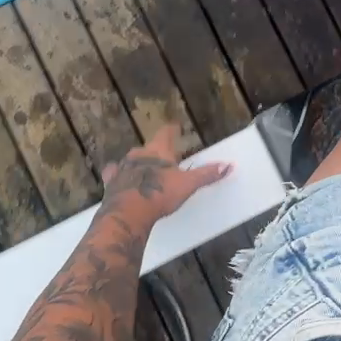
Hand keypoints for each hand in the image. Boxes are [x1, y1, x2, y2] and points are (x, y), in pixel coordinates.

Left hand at [99, 127, 232, 225]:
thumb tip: (229, 164)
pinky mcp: (111, 182)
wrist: (128, 213)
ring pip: (132, 160)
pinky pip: (116, 174)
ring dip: (139, 164)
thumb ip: (207, 174)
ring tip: (145, 171)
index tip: (175, 127)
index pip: (166, 132)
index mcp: (158, 150)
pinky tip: (120, 179)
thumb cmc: (160, 193)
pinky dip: (120, 176)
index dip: (171, 130)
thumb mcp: (187, 185)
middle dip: (156, 152)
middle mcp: (139, 154)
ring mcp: (122, 167)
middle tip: (163, 158)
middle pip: (149, 147)